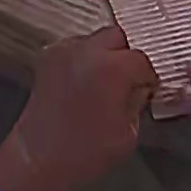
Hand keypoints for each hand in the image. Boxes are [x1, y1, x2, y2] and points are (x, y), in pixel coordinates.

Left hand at [0, 27, 158, 190]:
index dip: (148, 75)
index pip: (141, 59)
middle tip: (129, 79)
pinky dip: (83, 58)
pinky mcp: (48, 54)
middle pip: (116, 36)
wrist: (42, 154)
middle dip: (126, 55)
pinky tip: (83, 82)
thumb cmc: (88, 150)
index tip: (148, 88)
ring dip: (103, 54)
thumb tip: (140, 88)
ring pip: (93, 39)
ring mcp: (64, 48)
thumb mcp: (128, 132)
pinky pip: (73, 48)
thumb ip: (137, 101)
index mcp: (112, 67)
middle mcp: (87, 49)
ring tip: (104, 81)